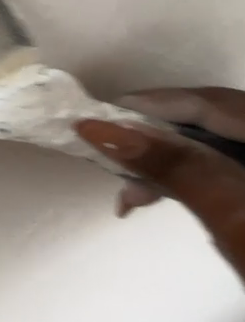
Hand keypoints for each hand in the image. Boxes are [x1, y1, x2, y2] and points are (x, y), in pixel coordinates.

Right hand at [76, 86, 244, 276]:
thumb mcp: (235, 218)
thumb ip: (175, 166)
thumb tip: (98, 127)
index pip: (218, 103)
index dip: (153, 105)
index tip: (92, 121)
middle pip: (225, 119)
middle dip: (160, 138)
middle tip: (111, 167)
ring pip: (229, 140)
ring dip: (176, 158)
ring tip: (138, 192)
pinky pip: (240, 160)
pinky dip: (203, 171)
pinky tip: (174, 192)